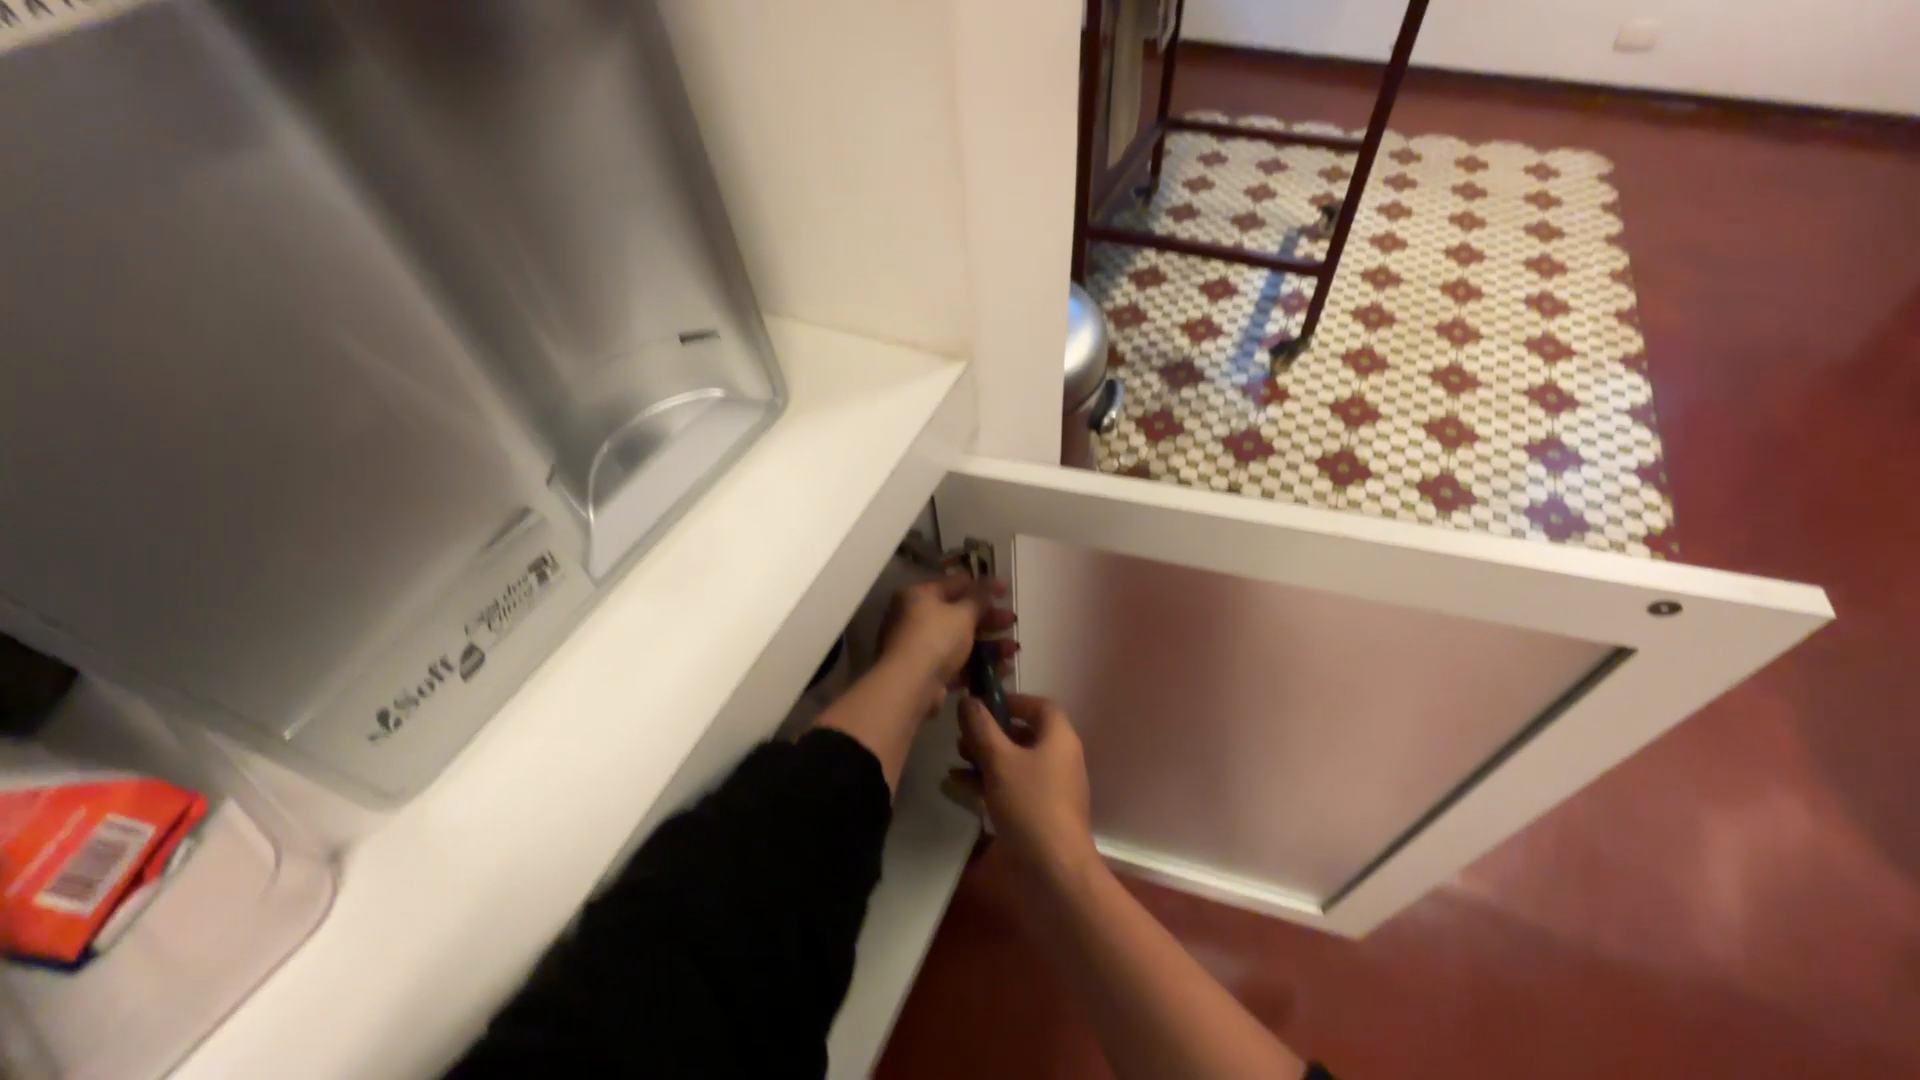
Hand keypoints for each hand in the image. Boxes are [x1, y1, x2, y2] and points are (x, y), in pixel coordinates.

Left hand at [880, 573, 1014, 694]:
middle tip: (1012, 621)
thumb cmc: (935, 639)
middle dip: (989, 619)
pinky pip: (957, 664)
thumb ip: (980, 597)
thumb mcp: (963, 613)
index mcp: (919, 596)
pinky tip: (1003, 669)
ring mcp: (919, 647)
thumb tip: (990, 581)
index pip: (955, 584)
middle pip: (958, 614)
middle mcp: (914, 618)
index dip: (982, 586)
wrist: (910, 685)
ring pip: (960, 641)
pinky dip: (978, 665)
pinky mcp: (926, 673)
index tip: (1006, 591)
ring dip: (988, 644)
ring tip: (1013, 649)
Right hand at [957, 693, 1096, 879]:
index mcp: (1059, 738)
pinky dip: (989, 781)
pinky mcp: (1040, 811)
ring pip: (1015, 761)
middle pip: (1024, 734)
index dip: (1011, 700)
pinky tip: (958, 784)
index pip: (1039, 705)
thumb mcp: (1000, 760)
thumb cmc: (1030, 804)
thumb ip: (982, 727)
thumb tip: (969, 700)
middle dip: (990, 732)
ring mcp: (1051, 786)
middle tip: (961, 736)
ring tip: (956, 759)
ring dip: (985, 757)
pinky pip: (1013, 785)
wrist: (1053, 868)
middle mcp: (1059, 757)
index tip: (981, 704)